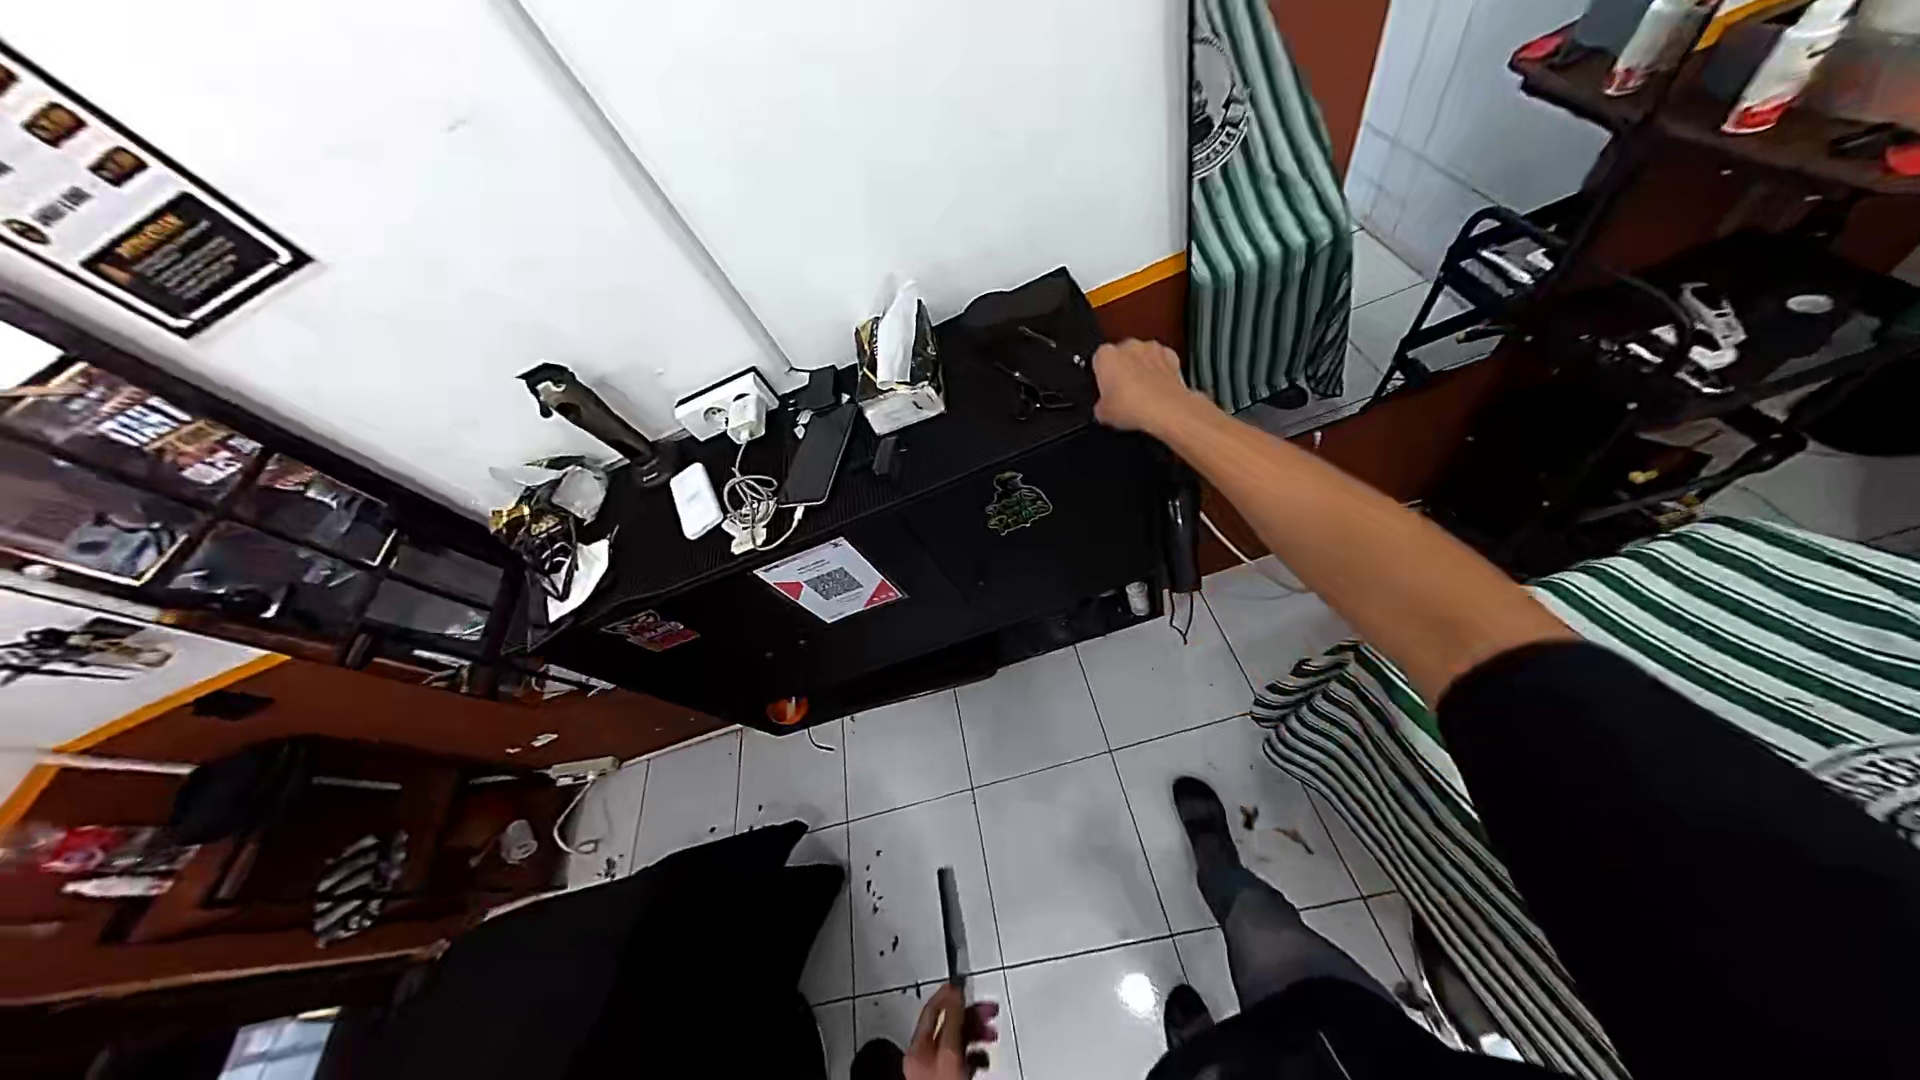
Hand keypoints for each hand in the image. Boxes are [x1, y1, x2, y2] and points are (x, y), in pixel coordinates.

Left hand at [905, 983, 1000, 1079]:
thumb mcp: (950, 1054)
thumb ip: (952, 1022)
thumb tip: (955, 992)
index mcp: (919, 1048)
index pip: (932, 1009)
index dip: (948, 993)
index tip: (964, 984)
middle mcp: (924, 1059)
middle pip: (948, 1023)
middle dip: (970, 1014)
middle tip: (989, 1010)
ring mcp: (936, 1073)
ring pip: (958, 1040)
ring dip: (977, 1033)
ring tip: (991, 1035)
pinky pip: (963, 1060)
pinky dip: (976, 1054)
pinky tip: (984, 1057)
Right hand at [1092, 339, 1204, 435]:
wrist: (1166, 410)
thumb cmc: (1134, 406)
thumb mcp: (1102, 414)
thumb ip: (1100, 405)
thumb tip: (1103, 408)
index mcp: (1106, 355)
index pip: (1097, 362)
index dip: (1101, 379)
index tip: (1105, 392)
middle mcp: (1129, 346)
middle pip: (1120, 357)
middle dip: (1122, 372)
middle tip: (1123, 396)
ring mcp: (1152, 350)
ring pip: (1142, 358)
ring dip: (1141, 371)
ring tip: (1141, 397)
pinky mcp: (1172, 357)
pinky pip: (1162, 363)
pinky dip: (1160, 374)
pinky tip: (1157, 393)